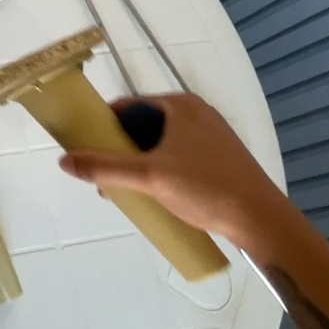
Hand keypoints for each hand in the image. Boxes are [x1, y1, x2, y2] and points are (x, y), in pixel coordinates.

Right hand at [57, 91, 287, 245]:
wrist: (265, 223)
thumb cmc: (205, 188)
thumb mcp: (147, 176)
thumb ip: (103, 167)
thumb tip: (63, 161)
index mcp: (180, 105)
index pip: (127, 106)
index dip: (105, 125)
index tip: (91, 148)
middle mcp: (196, 112)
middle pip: (143, 125)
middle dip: (121, 148)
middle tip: (107, 173)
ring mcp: (212, 134)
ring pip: (161, 142)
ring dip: (139, 161)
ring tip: (128, 188)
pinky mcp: (222, 157)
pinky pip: (179, 154)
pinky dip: (161, 167)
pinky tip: (156, 192)